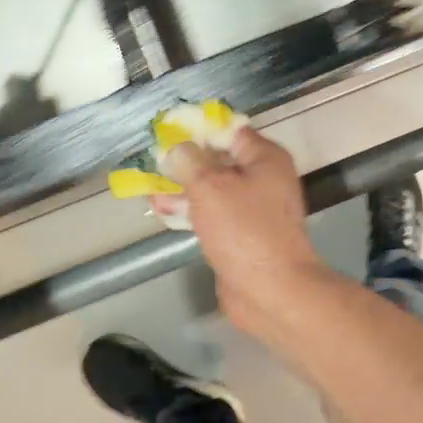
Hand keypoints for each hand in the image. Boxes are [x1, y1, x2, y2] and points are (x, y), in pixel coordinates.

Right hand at [161, 127, 329, 327]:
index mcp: (265, 158)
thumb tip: (176, 148)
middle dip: (186, 163)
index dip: (198, 130)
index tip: (167, 134)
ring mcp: (254, 208)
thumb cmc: (245, 231)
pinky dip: (192, 211)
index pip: (229, 131)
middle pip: (219, 160)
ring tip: (151, 191)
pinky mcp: (243, 234)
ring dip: (184, 189)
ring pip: (214, 189)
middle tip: (154, 165)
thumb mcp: (211, 187)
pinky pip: (214, 214)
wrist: (271, 291)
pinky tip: (165, 213)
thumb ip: (189, 162)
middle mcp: (264, 178)